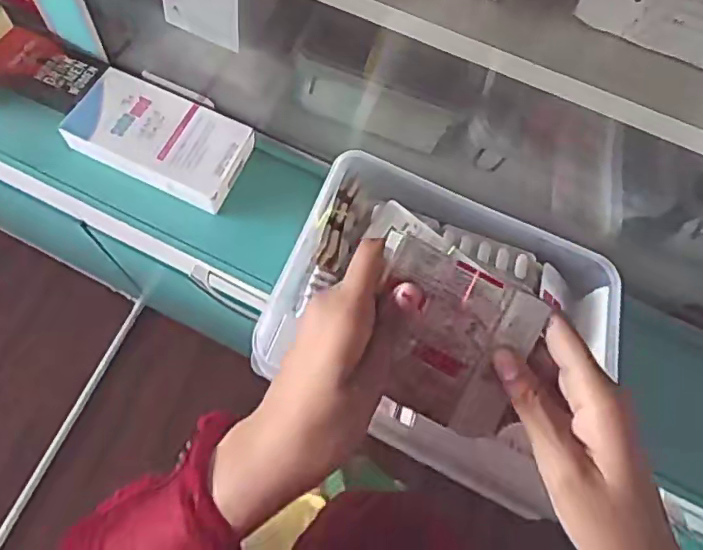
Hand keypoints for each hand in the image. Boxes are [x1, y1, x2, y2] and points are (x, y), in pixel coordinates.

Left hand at [212, 238, 422, 533]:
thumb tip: (409, 288)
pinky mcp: (311, 333)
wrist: (274, 452)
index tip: (425, 270)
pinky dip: (366, 324)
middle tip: (428, 314)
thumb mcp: (372, 380)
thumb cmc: (328, 422)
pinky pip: (345, 312)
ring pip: (358, 296)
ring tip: (412, 338)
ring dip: (383, 310)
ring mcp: (316, 316)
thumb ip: (391, 330)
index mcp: (345, 305)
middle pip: (368, 275)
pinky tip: (381, 354)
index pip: (371, 251)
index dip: (398, 252)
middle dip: (397, 289)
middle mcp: (327, 300)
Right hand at [495, 314, 676, 549]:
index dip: (528, 311)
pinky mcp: (593, 427)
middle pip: (554, 349)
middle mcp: (602, 392)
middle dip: (515, 338)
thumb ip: (531, 407)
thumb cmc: (605, 523)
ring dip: (518, 368)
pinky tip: (498, 397)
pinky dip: (530, 394)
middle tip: (471, 330)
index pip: (560, 332)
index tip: (491, 298)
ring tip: (474, 356)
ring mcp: (599, 410)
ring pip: (553, 373)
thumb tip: (502, 354)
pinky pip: (558, 397)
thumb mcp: (560, 467)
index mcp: (599, 394)